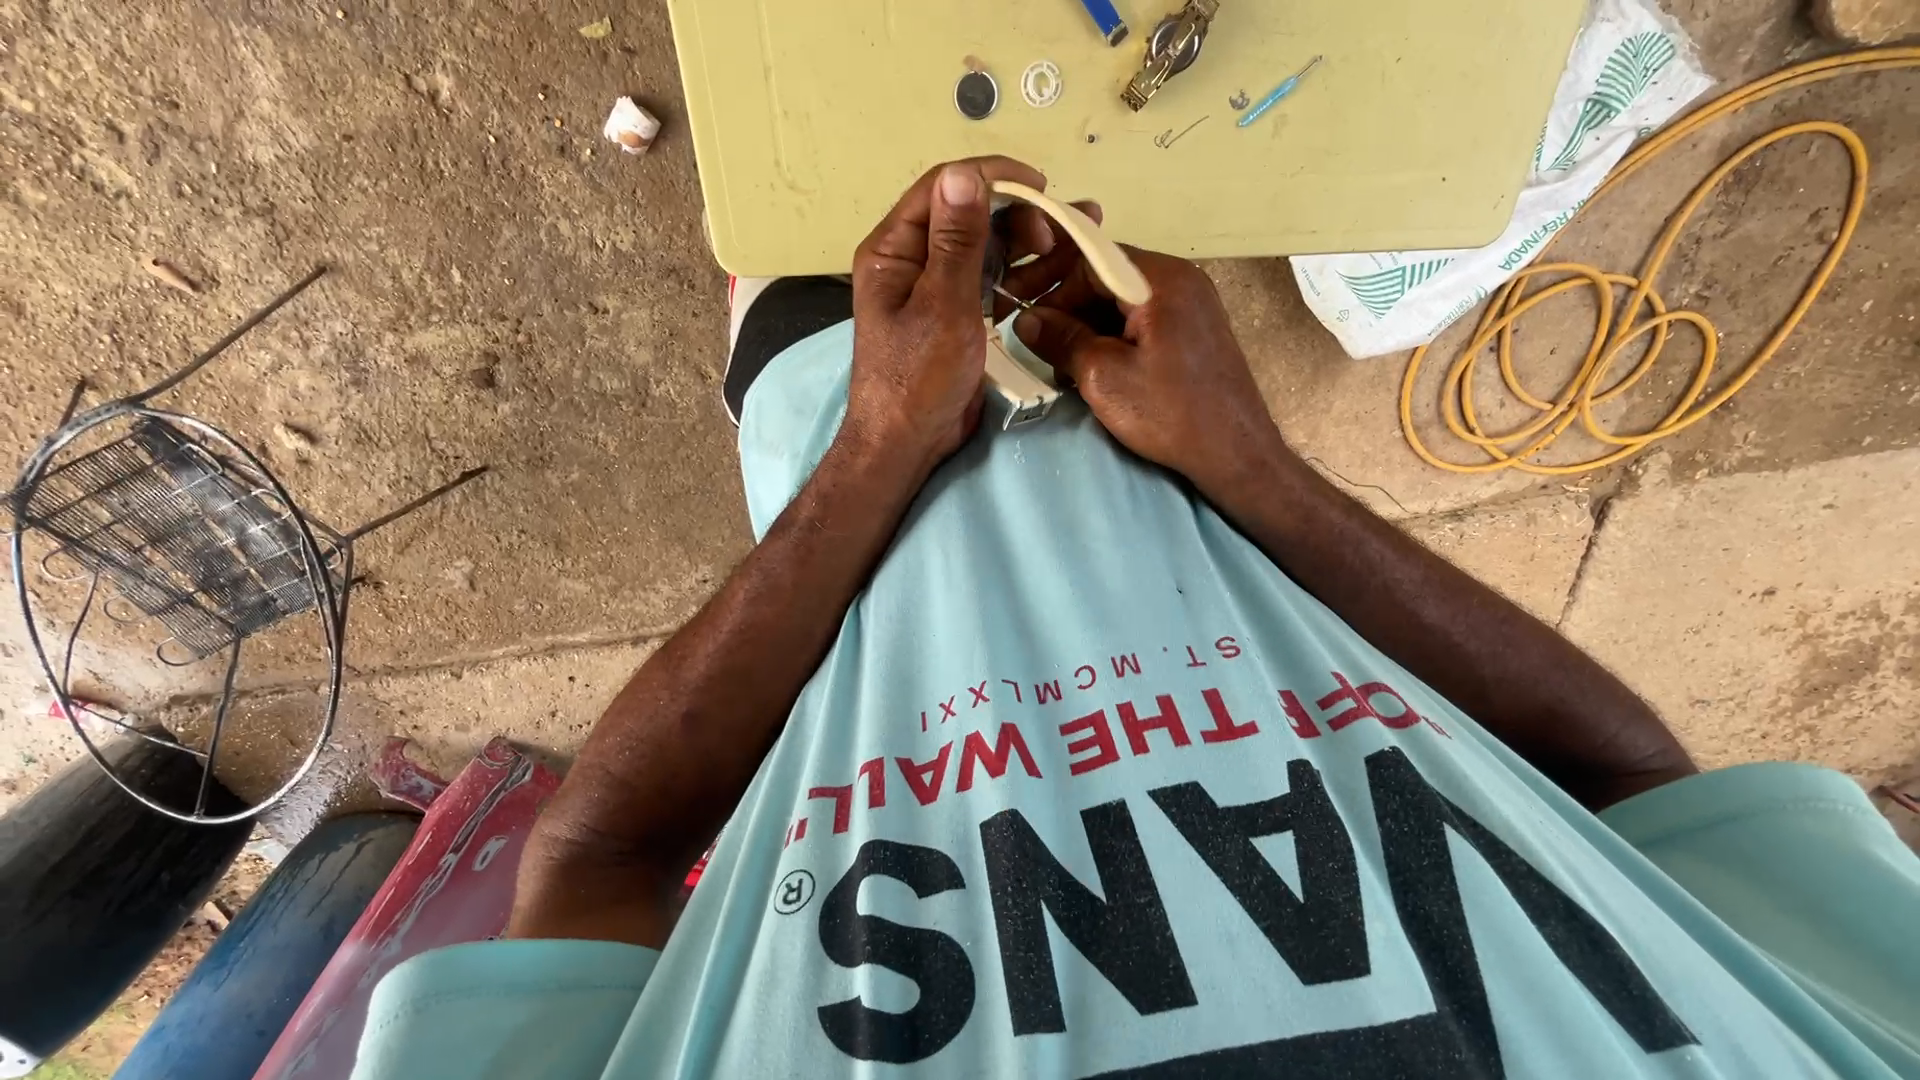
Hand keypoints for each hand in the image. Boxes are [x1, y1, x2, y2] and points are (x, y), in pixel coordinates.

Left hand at [844, 156, 1054, 472]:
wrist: (908, 443)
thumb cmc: (917, 378)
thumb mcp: (941, 306)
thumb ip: (956, 242)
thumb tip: (964, 175)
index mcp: (894, 250)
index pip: (942, 189)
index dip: (991, 178)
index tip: (1040, 185)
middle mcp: (913, 260)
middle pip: (968, 215)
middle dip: (1017, 212)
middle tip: (1057, 231)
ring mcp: (936, 288)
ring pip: (986, 248)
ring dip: (1027, 241)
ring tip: (1075, 236)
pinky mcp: (958, 314)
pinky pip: (991, 281)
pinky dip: (1021, 274)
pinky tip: (1056, 268)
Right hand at [1003, 244, 1285, 494]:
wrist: (1236, 453)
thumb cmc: (1169, 413)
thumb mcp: (1104, 377)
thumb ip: (1062, 341)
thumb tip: (1026, 320)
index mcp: (1160, 279)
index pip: (1090, 258)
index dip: (1052, 286)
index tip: (1027, 319)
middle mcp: (1180, 279)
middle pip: (1107, 276)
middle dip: (1069, 308)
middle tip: (1043, 347)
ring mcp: (1192, 303)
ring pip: (1123, 300)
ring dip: (1089, 326)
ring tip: (1066, 364)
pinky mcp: (1194, 329)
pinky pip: (1143, 318)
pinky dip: (1114, 336)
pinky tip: (1096, 368)